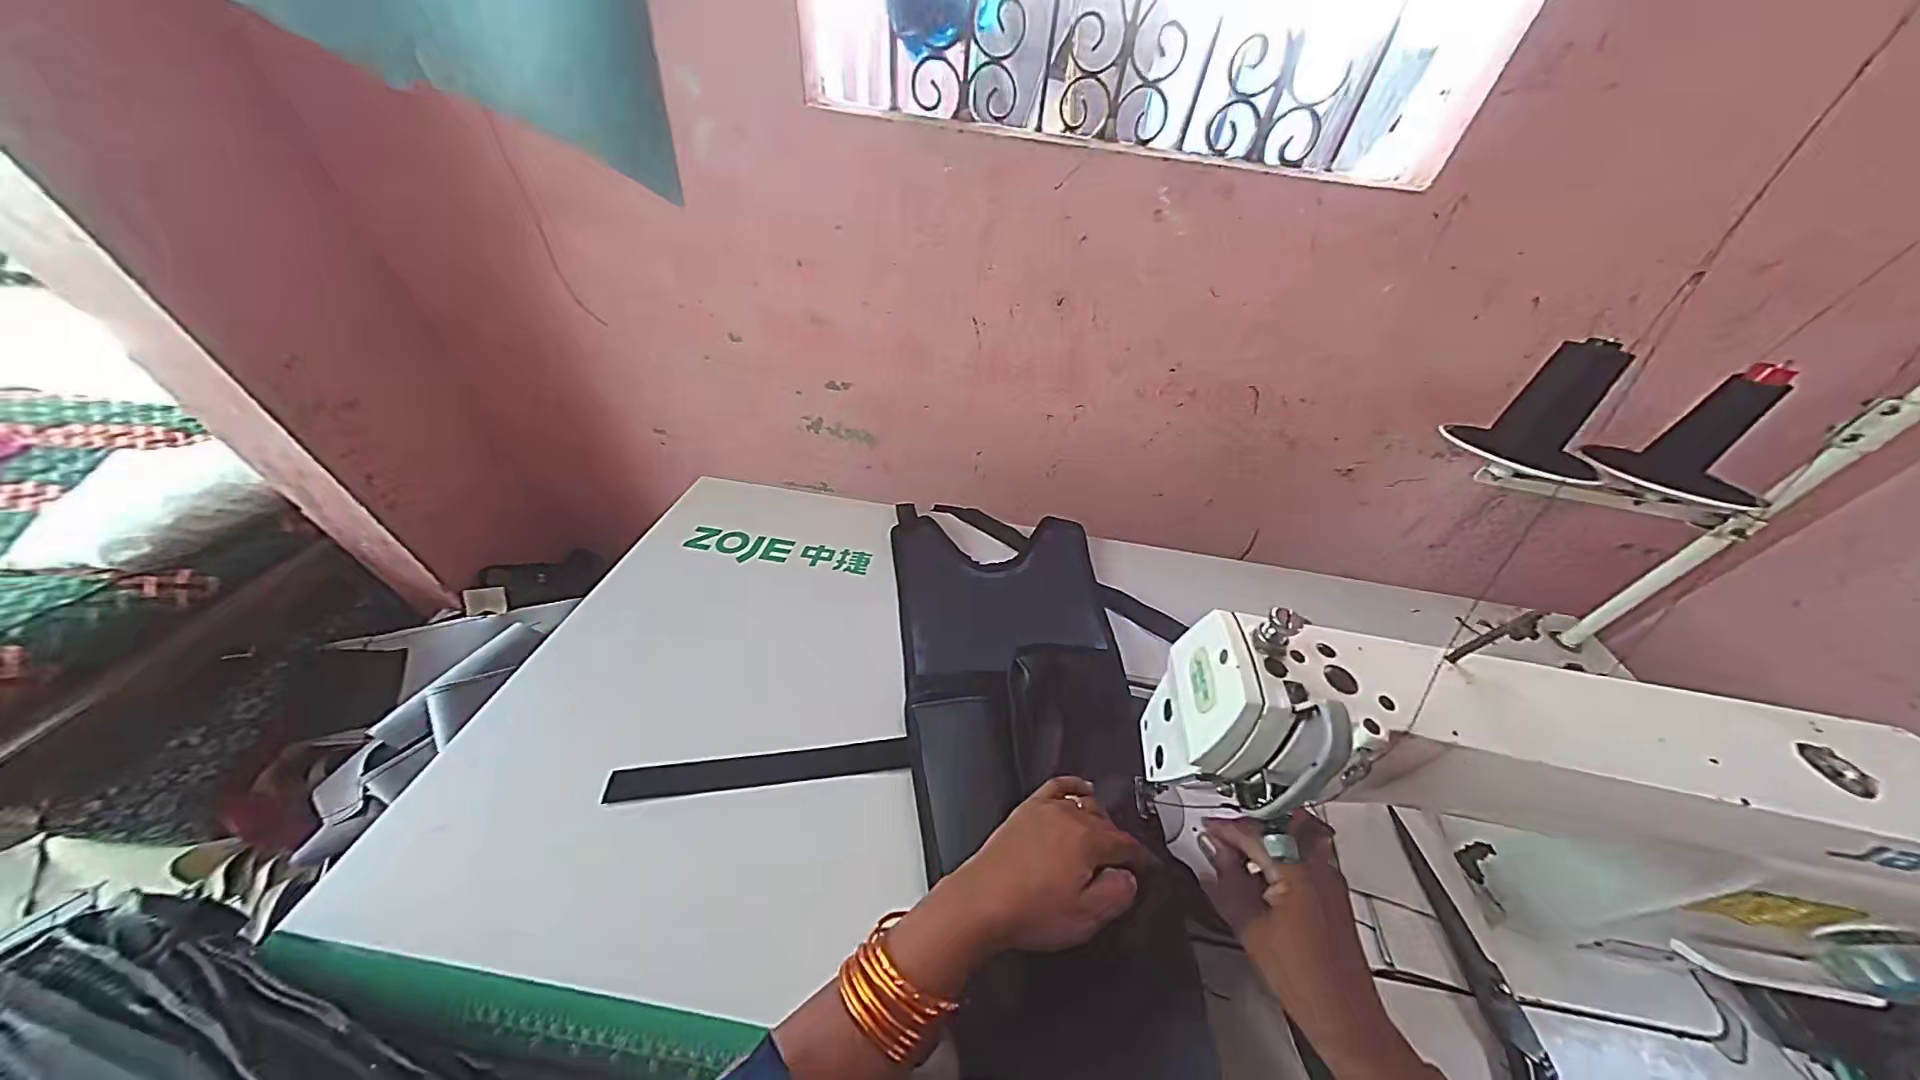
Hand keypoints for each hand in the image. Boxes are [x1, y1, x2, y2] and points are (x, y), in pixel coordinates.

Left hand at [934, 776, 1150, 954]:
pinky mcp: (1026, 810)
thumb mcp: (1087, 916)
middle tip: (1122, 863)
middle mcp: (1068, 817)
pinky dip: (1073, 786)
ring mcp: (1045, 810)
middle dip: (1119, 842)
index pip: (1126, 845)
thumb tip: (1127, 879)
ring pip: (1085, 804)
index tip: (1145, 868)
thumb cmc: (1027, 909)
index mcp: (1088, 840)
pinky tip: (1079, 789)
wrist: (982, 902)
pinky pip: (1057, 786)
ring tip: (1104, 837)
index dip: (1140, 859)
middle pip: (1108, 823)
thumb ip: (1118, 894)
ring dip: (1100, 819)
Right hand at [1199, 813, 1442, 1079]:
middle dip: (1247, 826)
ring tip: (1240, 855)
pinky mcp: (1335, 892)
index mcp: (1296, 869)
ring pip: (1295, 835)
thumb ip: (1227, 882)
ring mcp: (1332, 879)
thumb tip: (1214, 855)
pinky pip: (1306, 854)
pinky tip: (1264, 875)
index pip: (1254, 831)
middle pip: (1279, 823)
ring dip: (1266, 837)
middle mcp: (1319, 867)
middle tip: (1222, 837)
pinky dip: (1282, 853)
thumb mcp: (1249, 926)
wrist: (1343, 1016)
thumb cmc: (1305, 980)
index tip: (1208, 829)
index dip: (1225, 828)